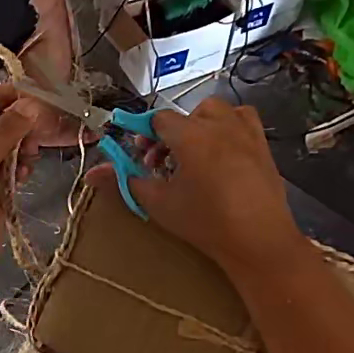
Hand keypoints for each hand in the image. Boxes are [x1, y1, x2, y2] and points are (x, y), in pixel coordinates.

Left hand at [0, 86, 38, 307]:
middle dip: (18, 124)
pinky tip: (25, 174)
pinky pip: (14, 165)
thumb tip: (30, 105)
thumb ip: (3, 132)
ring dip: (23, 146)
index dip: (3, 96)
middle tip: (40, 128)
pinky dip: (23, 166)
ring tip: (29, 157)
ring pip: (9, 143)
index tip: (33, 96)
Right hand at [83, 98, 303, 273]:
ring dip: (200, 126)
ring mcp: (244, 131)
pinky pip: (243, 120)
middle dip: (172, 135)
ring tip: (196, 155)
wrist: (258, 240)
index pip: (159, 119)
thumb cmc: (205, 222)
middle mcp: (218, 124)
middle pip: (185, 115)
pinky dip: (229, 127)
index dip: (146, 135)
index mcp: (190, 135)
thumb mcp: (159, 203)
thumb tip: (91, 174)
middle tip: (166, 164)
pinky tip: (225, 152)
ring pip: (215, 112)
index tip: (144, 158)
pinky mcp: (263, 144)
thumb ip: (125, 182)